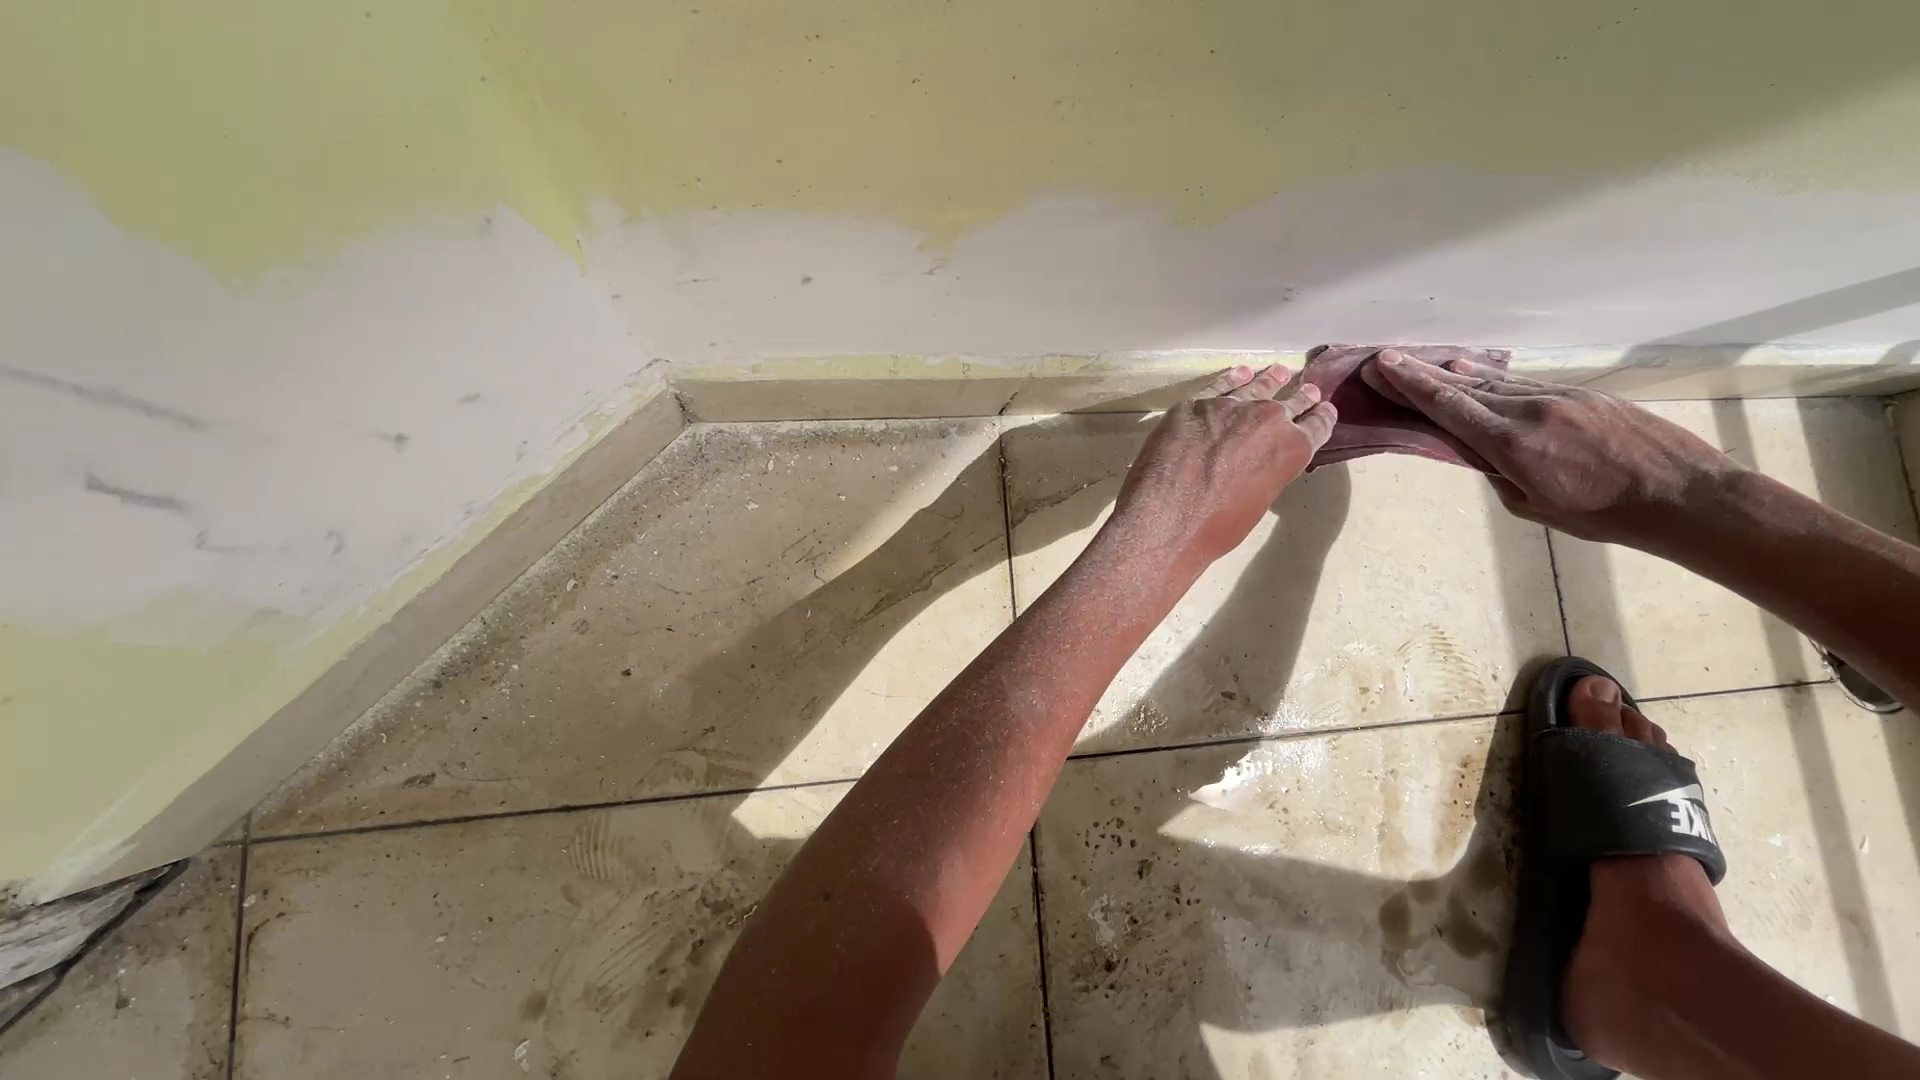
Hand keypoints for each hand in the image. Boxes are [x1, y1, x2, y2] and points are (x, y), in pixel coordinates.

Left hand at [1107, 365, 1336, 570]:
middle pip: (1289, 402)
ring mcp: (1230, 406)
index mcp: (1291, 448)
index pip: (1316, 426)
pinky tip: (1239, 374)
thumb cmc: (1216, 527)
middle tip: (1307, 390)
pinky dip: (1232, 378)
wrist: (1166, 518)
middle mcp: (1268, 419)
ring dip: (1269, 380)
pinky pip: (1219, 385)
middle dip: (1299, 397)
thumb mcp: (1258, 501)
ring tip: (1278, 372)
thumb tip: (1257, 462)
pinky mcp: (1194, 404)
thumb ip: (1266, 472)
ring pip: (1256, 386)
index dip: (1321, 417)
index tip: (1323, 410)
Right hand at [1363, 350, 1740, 543]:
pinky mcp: (1582, 393)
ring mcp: (1558, 396)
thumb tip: (1477, 448)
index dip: (1409, 385)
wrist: (1684, 496)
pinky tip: (1476, 374)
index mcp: (1511, 444)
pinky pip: (1523, 383)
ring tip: (1424, 365)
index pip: (1447, 406)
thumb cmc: (1601, 516)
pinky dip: (1491, 379)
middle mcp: (1529, 410)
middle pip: (1462, 386)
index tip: (1380, 366)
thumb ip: (1496, 471)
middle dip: (1419, 374)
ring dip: (1453, 374)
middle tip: (1385, 360)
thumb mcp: (1529, 506)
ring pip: (1493, 381)